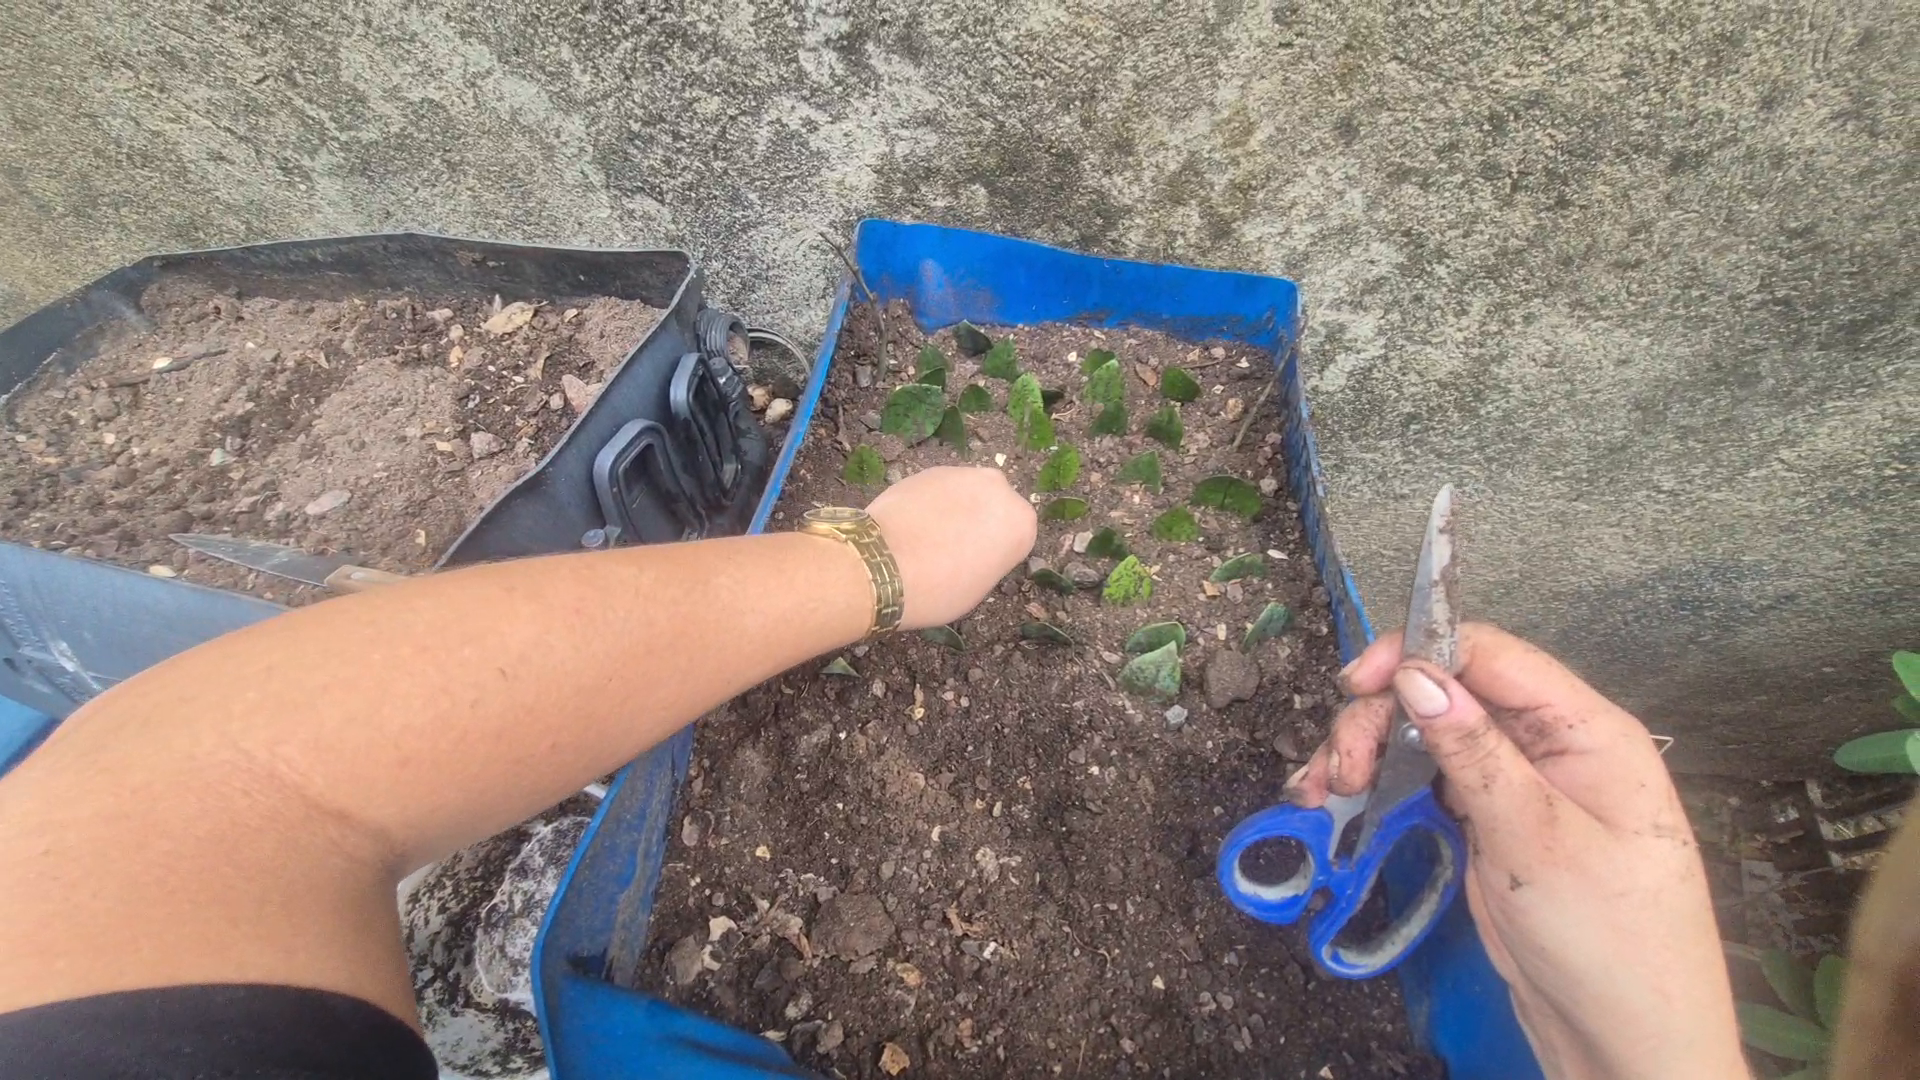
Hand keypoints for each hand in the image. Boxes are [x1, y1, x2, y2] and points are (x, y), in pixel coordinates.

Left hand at [865, 466, 1036, 629]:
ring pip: (966, 494)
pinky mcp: (930, 469)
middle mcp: (999, 489)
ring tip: (927, 537)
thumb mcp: (979, 585)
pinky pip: (939, 489)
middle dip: (979, 521)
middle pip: (994, 507)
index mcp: (1021, 522)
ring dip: (954, 509)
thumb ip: (989, 557)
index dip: (995, 552)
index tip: (977, 564)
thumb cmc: (940, 588)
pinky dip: (930, 502)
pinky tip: (911, 524)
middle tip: (953, 548)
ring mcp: (963, 473)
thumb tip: (975, 547)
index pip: (1015, 536)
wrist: (885, 563)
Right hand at [1290, 624, 1744, 1079]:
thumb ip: (1477, 752)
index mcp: (1583, 731)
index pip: (1487, 654)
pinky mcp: (1476, 809)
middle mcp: (1541, 740)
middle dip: (1375, 719)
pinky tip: (1332, 798)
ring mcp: (1504, 775)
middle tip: (1342, 770)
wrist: (1621, 1046)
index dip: (1415, 654)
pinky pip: (1411, 771)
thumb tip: (1414, 675)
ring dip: (1361, 749)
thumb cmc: (1606, 942)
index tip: (1354, 685)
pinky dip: (1368, 779)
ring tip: (1328, 791)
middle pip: (1437, 690)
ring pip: (1414, 728)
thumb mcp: (1539, 841)